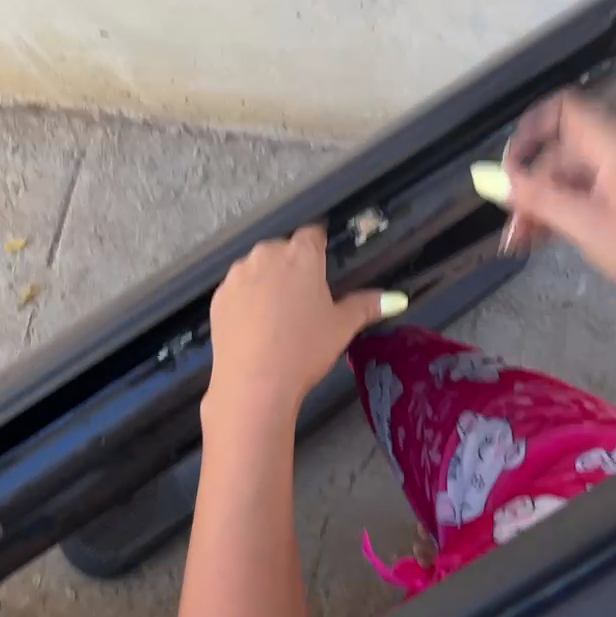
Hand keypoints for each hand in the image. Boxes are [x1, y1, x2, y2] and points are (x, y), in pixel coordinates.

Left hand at [204, 226, 402, 423]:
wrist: (254, 383)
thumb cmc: (305, 349)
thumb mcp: (342, 327)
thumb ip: (368, 305)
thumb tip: (396, 298)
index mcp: (301, 254)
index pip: (313, 234)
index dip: (319, 248)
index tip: (322, 267)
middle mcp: (267, 254)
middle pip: (283, 251)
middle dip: (292, 268)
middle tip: (304, 301)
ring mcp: (238, 274)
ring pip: (258, 268)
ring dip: (268, 282)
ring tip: (277, 318)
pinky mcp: (219, 295)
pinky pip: (238, 289)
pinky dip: (246, 301)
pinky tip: (255, 328)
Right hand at [500, 93, 615, 309]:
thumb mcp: (584, 224)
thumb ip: (537, 198)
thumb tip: (495, 180)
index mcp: (615, 147)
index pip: (564, 112)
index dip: (531, 131)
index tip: (509, 166)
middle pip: (561, 154)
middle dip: (531, 186)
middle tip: (511, 225)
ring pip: (570, 180)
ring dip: (542, 206)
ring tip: (520, 243)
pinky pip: (586, 197)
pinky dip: (563, 214)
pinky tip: (543, 241)